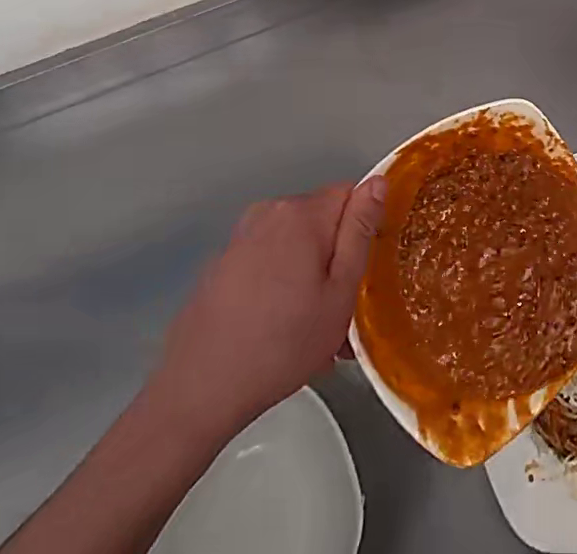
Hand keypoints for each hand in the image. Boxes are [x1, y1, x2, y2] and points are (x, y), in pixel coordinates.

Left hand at [145, 178, 385, 434]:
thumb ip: (360, 230)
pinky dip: (282, 283)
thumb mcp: (341, 289)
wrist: (198, 393)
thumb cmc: (282, 344)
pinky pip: (268, 259)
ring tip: (313, 323)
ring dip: (311, 271)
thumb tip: (377, 183)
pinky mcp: (221, 265)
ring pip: (296, 242)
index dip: (364, 228)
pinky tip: (280, 326)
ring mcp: (239, 239)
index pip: (352, 193)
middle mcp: (267, 214)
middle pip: (323, 218)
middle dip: (337, 253)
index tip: (363, 268)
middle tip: (341, 306)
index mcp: (301, 214)